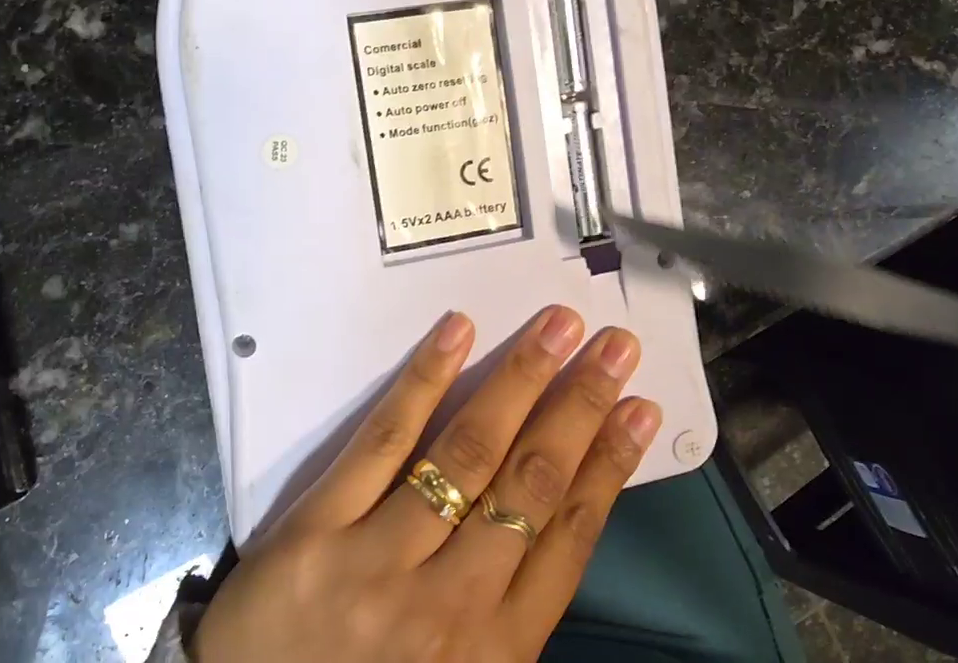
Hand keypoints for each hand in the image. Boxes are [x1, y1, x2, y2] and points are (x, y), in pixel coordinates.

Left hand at [192, 307, 661, 662]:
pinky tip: (457, 334)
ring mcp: (382, 560)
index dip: (610, 463)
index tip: (640, 406)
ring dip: (521, 380)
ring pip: (469, 451)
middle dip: (580, 405)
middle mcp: (454, 602)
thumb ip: (509, 611)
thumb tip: (563, 511)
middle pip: (531, 481)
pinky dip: (424, 382)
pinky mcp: (317, 529)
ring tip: (558, 327)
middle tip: (616, 343)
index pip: (570, 534)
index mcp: (499, 649)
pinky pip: (383, 442)